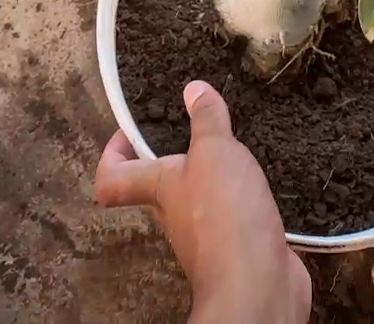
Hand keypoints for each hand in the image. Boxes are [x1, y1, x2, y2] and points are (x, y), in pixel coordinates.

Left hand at [95, 80, 310, 323]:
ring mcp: (206, 235)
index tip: (128, 129)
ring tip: (237, 145)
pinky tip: (262, 181)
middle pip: (159, 185)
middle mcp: (176, 215)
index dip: (112, 153)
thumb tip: (193, 89)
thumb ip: (206, 119)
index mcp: (159, 189)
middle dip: (174, 154)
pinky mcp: (238, 246)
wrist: (258, 285)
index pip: (113, 178)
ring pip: (200, 199)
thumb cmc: (224, 215)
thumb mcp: (216, 151)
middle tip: (197, 125)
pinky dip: (243, 197)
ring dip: (214, 175)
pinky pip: (234, 215)